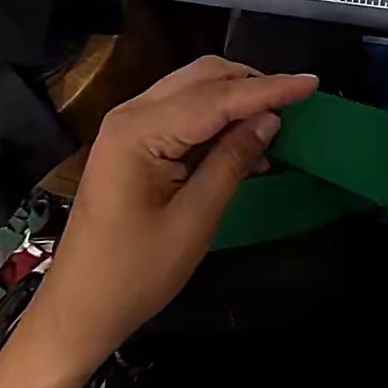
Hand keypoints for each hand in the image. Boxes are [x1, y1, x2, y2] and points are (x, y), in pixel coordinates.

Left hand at [0, 57, 317, 387]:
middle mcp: (131, 114)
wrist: (77, 309)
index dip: (268, 89)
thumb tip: (269, 119)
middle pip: (202, 78)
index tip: (310, 83)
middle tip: (295, 100)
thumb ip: (232, 161)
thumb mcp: (194, 220)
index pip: (215, 97)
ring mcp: (129, 125)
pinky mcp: (133, 141)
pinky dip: (217, 121)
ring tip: (277, 120)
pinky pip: (183, 114)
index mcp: (139, 131)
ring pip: (193, 91)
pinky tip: (247, 144)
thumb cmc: (133, 274)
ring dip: (235, 99)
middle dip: (251, 84)